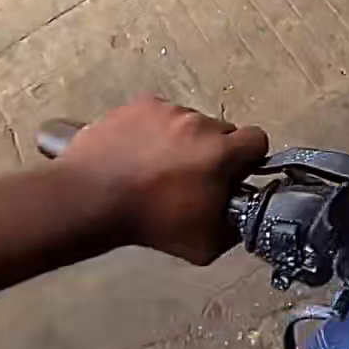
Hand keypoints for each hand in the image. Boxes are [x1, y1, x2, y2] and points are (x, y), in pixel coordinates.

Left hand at [63, 96, 268, 264]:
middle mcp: (198, 124)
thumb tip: (244, 217)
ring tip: (160, 166)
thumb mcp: (206, 243)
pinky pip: (162, 114)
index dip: (249, 157)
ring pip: (191, 123)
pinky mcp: (141, 105)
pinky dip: (156, 130)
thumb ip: (235, 227)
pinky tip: (142, 152)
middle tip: (194, 176)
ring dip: (184, 141)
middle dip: (214, 151)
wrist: (90, 200)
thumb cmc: (147, 221)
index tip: (234, 172)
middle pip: (223, 131)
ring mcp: (168, 111)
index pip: (257, 140)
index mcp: (221, 152)